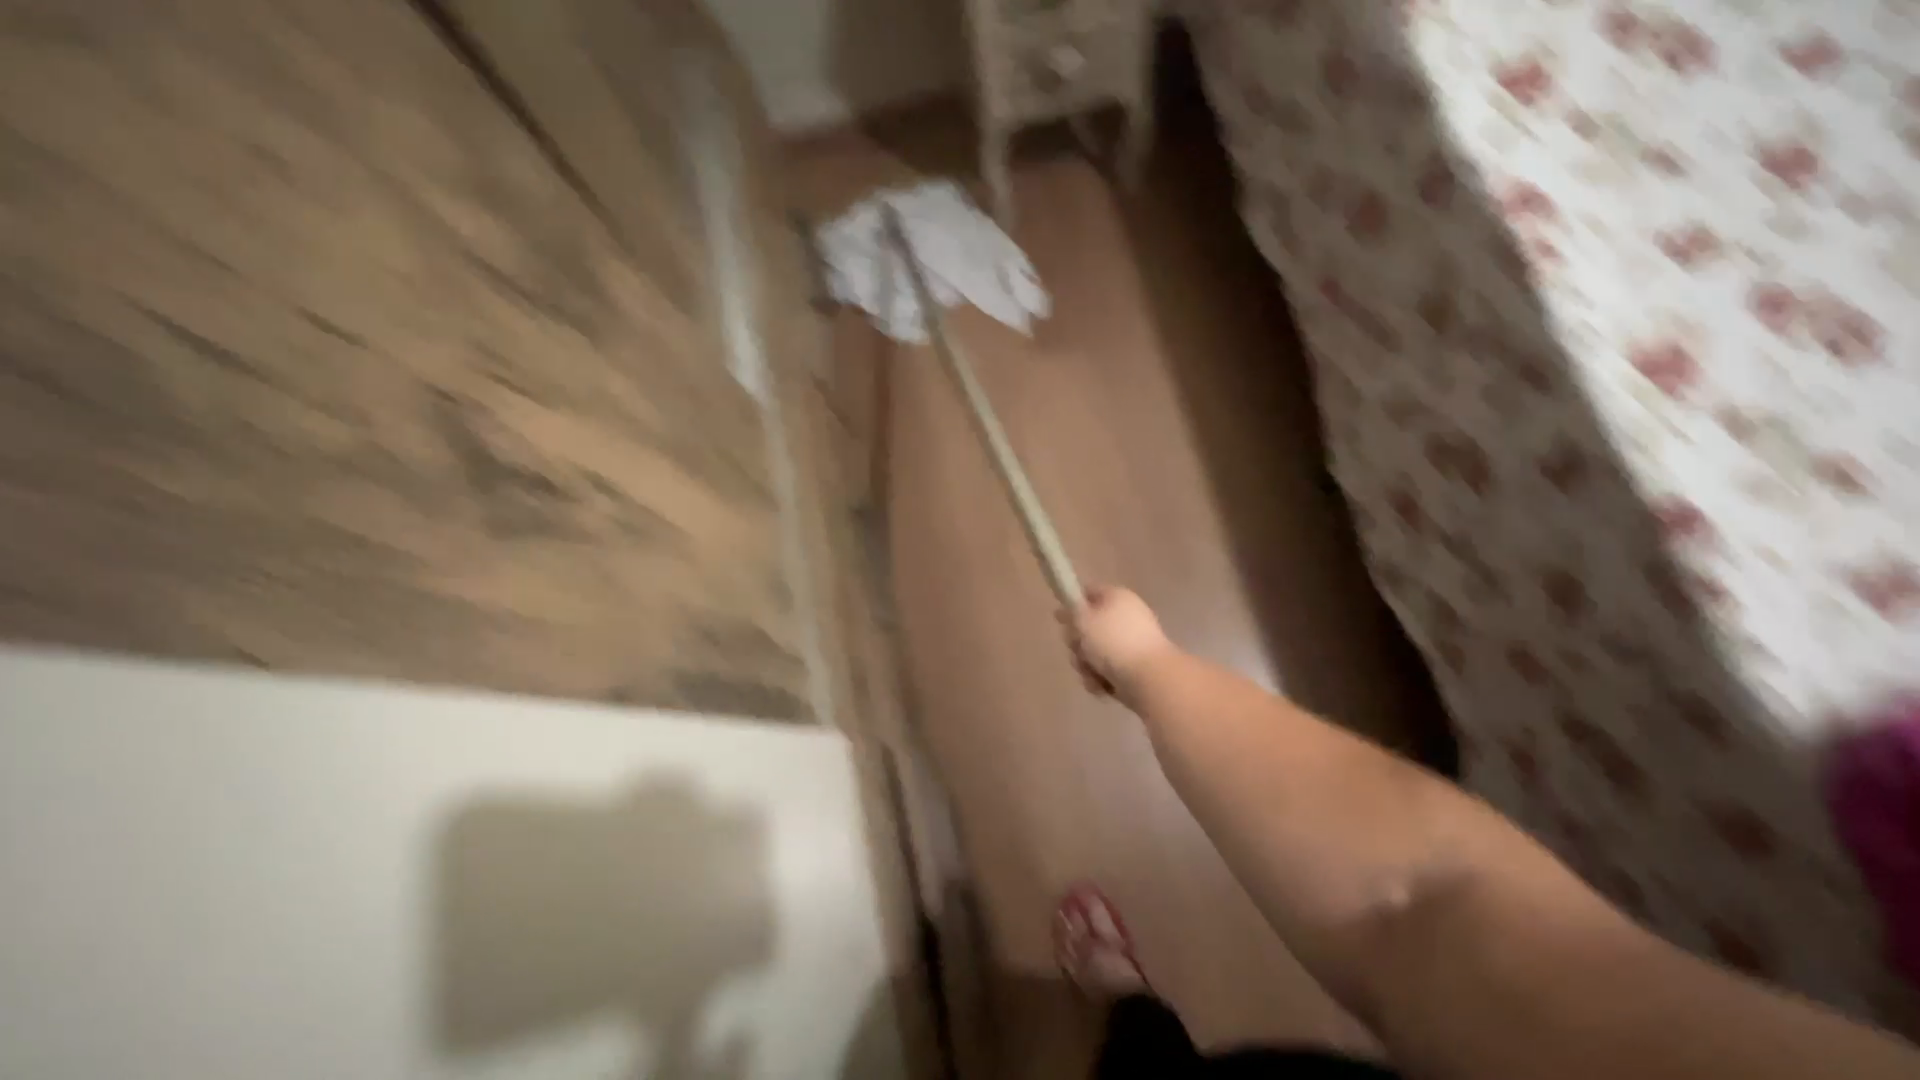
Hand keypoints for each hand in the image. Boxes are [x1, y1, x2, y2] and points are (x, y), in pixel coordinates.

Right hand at [1059, 585, 1172, 697]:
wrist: (1149, 677)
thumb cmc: (1113, 642)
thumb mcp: (1083, 620)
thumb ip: (1070, 612)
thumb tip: (1065, 610)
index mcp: (1117, 597)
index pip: (1088, 593)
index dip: (1072, 605)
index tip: (1062, 622)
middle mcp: (1125, 617)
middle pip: (1089, 627)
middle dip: (1078, 644)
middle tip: (1079, 650)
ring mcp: (1130, 644)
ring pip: (1094, 652)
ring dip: (1086, 665)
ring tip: (1092, 673)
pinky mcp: (1132, 668)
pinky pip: (1106, 670)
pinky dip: (1100, 679)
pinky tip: (1102, 686)